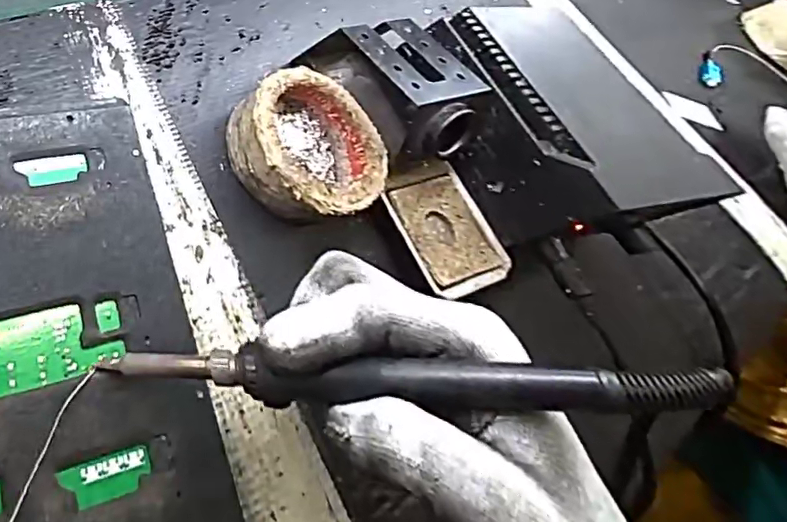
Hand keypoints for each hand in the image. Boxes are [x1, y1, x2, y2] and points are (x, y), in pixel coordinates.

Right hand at [258, 252, 622, 521]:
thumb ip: (433, 457)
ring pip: (324, 305)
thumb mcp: (511, 504)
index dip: (318, 324)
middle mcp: (431, 335)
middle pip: (342, 286)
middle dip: (302, 320)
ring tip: (283, 384)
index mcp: (472, 344)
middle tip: (274, 367)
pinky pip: (321, 346)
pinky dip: (295, 363)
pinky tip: (295, 391)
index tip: (279, 353)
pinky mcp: (377, 378)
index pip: (374, 307)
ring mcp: (400, 352)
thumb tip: (343, 412)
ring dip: (295, 341)